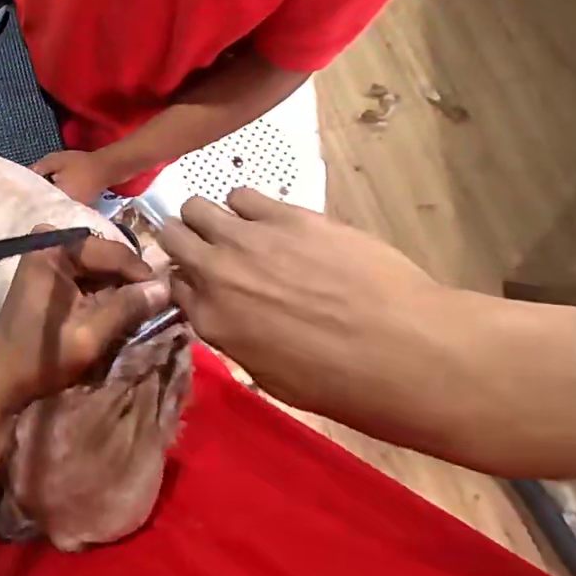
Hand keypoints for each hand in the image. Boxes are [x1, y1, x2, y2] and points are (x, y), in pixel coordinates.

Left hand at [0, 233, 168, 414]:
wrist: (2, 382)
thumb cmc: (41, 358)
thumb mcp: (89, 335)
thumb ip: (127, 307)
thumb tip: (166, 287)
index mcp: (53, 249)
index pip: (111, 252)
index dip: (141, 274)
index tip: (167, 296)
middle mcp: (48, 242)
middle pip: (105, 256)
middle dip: (130, 280)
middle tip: (156, 303)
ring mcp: (46, 255)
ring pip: (99, 266)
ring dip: (120, 287)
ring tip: (142, 307)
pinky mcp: (48, 271)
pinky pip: (86, 274)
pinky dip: (104, 291)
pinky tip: (119, 308)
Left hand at [31, 150, 120, 204]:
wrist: (105, 167)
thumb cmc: (80, 163)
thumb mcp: (56, 160)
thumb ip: (39, 168)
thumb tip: (22, 176)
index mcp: (58, 198)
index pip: (36, 201)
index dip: (26, 198)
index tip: (17, 195)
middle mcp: (65, 209)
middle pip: (44, 208)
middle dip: (34, 203)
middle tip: (22, 198)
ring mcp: (72, 211)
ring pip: (52, 210)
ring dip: (45, 204)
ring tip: (33, 198)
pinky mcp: (77, 210)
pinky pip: (61, 209)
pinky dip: (55, 204)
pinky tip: (49, 198)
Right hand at [159, 189, 507, 444]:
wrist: (402, 348)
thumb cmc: (340, 381)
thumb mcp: (270, 376)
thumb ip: (234, 336)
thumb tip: (227, 312)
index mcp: (211, 321)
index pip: (173, 284)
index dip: (187, 280)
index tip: (201, 279)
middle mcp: (215, 273)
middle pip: (173, 236)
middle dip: (185, 240)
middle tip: (210, 246)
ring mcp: (246, 239)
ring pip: (197, 206)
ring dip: (210, 217)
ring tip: (241, 229)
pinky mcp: (281, 214)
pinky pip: (242, 194)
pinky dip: (247, 205)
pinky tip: (271, 219)